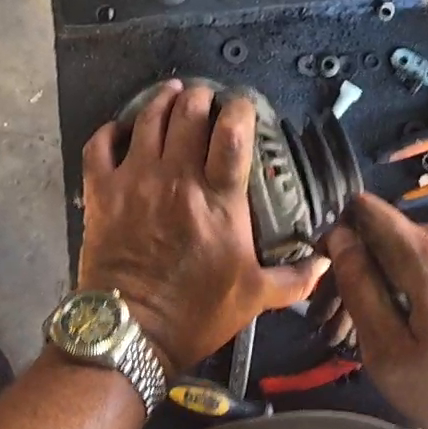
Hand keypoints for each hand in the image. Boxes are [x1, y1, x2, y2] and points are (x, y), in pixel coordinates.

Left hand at [78, 80, 328, 369]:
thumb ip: (295, 277)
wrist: (130, 335)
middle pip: (188, 112)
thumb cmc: (196, 313)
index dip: (239, 108)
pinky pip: (100, 144)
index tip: (242, 106)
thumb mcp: (255, 297)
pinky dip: (110, 130)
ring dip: (162, 99)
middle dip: (201, 97)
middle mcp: (176, 178)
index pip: (232, 132)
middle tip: (206, 99)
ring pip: (148, 118)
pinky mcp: (101, 191)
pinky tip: (122, 129)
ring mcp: (134, 180)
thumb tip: (327, 263)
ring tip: (172, 93)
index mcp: (218, 199)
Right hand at [323, 193, 427, 428]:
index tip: (333, 275)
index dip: (341, 236)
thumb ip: (359, 286)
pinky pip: (422, 254)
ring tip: (372, 326)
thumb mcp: (387, 351)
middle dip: (359, 266)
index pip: (366, 210)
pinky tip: (402, 319)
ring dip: (381, 276)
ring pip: (400, 244)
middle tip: (343, 318)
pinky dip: (404, 279)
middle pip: (382, 231)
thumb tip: (337, 237)